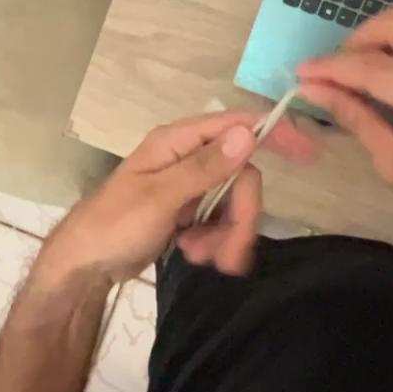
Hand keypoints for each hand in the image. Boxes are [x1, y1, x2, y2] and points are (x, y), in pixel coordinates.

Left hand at [32, 110, 318, 287]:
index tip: (308, 153)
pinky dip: (215, 240)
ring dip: (227, 234)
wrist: (84, 266)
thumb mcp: (160, 198)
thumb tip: (247, 134)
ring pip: (232, 201)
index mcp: (177, 143)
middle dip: (241, 216)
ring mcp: (187, 185)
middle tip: (231, 255)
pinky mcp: (187, 211)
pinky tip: (195, 255)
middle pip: (239, 176)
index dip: (273, 135)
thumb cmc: (113, 226)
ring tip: (205, 259)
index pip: (235, 126)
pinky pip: (218, 219)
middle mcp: (186, 157)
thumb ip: (204, 168)